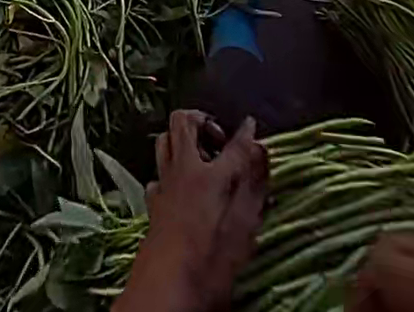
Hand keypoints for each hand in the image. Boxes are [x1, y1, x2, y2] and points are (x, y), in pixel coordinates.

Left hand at [114, 111, 268, 311]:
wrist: (162, 293)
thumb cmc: (208, 263)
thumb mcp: (243, 228)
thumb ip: (254, 186)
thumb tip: (261, 148)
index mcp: (209, 175)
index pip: (234, 143)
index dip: (246, 132)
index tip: (251, 125)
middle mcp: (182, 170)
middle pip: (183, 122)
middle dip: (201, 119)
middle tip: (219, 139)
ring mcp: (163, 184)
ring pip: (165, 140)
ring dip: (182, 139)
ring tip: (201, 158)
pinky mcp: (153, 203)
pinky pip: (158, 170)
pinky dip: (170, 169)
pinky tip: (181, 187)